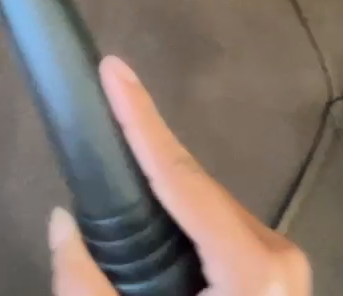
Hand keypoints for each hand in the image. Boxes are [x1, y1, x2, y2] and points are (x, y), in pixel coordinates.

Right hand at [50, 57, 311, 295]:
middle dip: (145, 144)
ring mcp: (282, 263)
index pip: (179, 174)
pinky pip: (216, 222)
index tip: (112, 68)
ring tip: (119, 160)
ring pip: (205, 200)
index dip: (139, 117)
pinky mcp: (275, 272)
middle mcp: (276, 254)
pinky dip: (180, 210)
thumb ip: (87, 288)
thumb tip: (61, 223)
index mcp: (250, 268)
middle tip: (104, 106)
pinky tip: (155, 211)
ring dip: (161, 183)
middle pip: (193, 182)